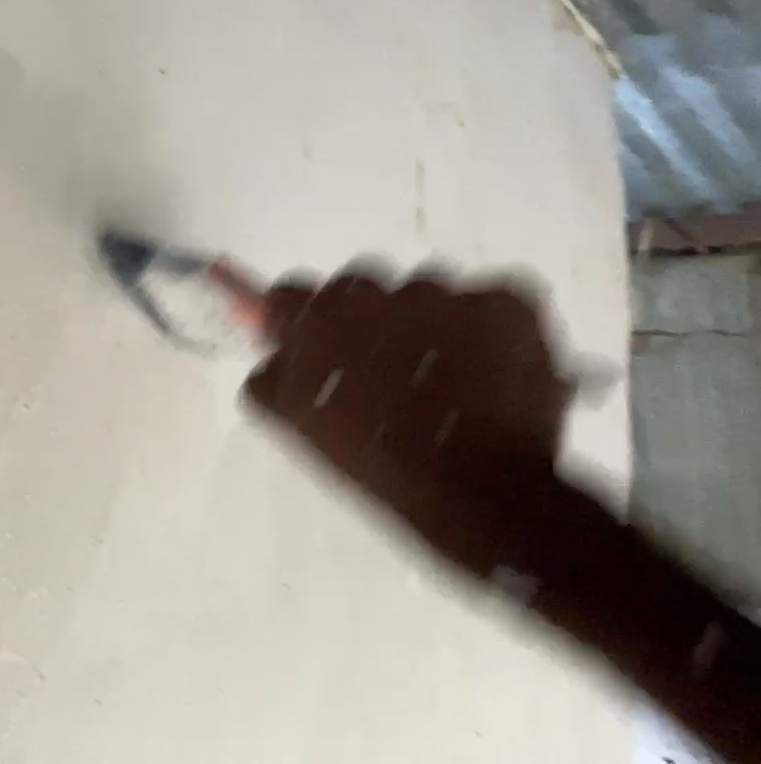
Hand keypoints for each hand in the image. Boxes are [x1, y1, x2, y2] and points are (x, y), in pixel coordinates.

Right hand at [242, 269, 576, 577]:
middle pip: (355, 288)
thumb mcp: (292, 421)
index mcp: (315, 316)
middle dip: (362, 318)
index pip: (289, 294)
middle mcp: (372, 292)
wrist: (477, 489)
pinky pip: (487, 299)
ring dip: (423, 321)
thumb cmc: (372, 455)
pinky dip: (487, 325)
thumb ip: (271, 375)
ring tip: (442, 373)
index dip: (298, 320)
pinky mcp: (506, 303)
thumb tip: (279, 354)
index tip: (312, 347)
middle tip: (380, 366)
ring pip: (422, 293)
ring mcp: (442, 294)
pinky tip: (488, 364)